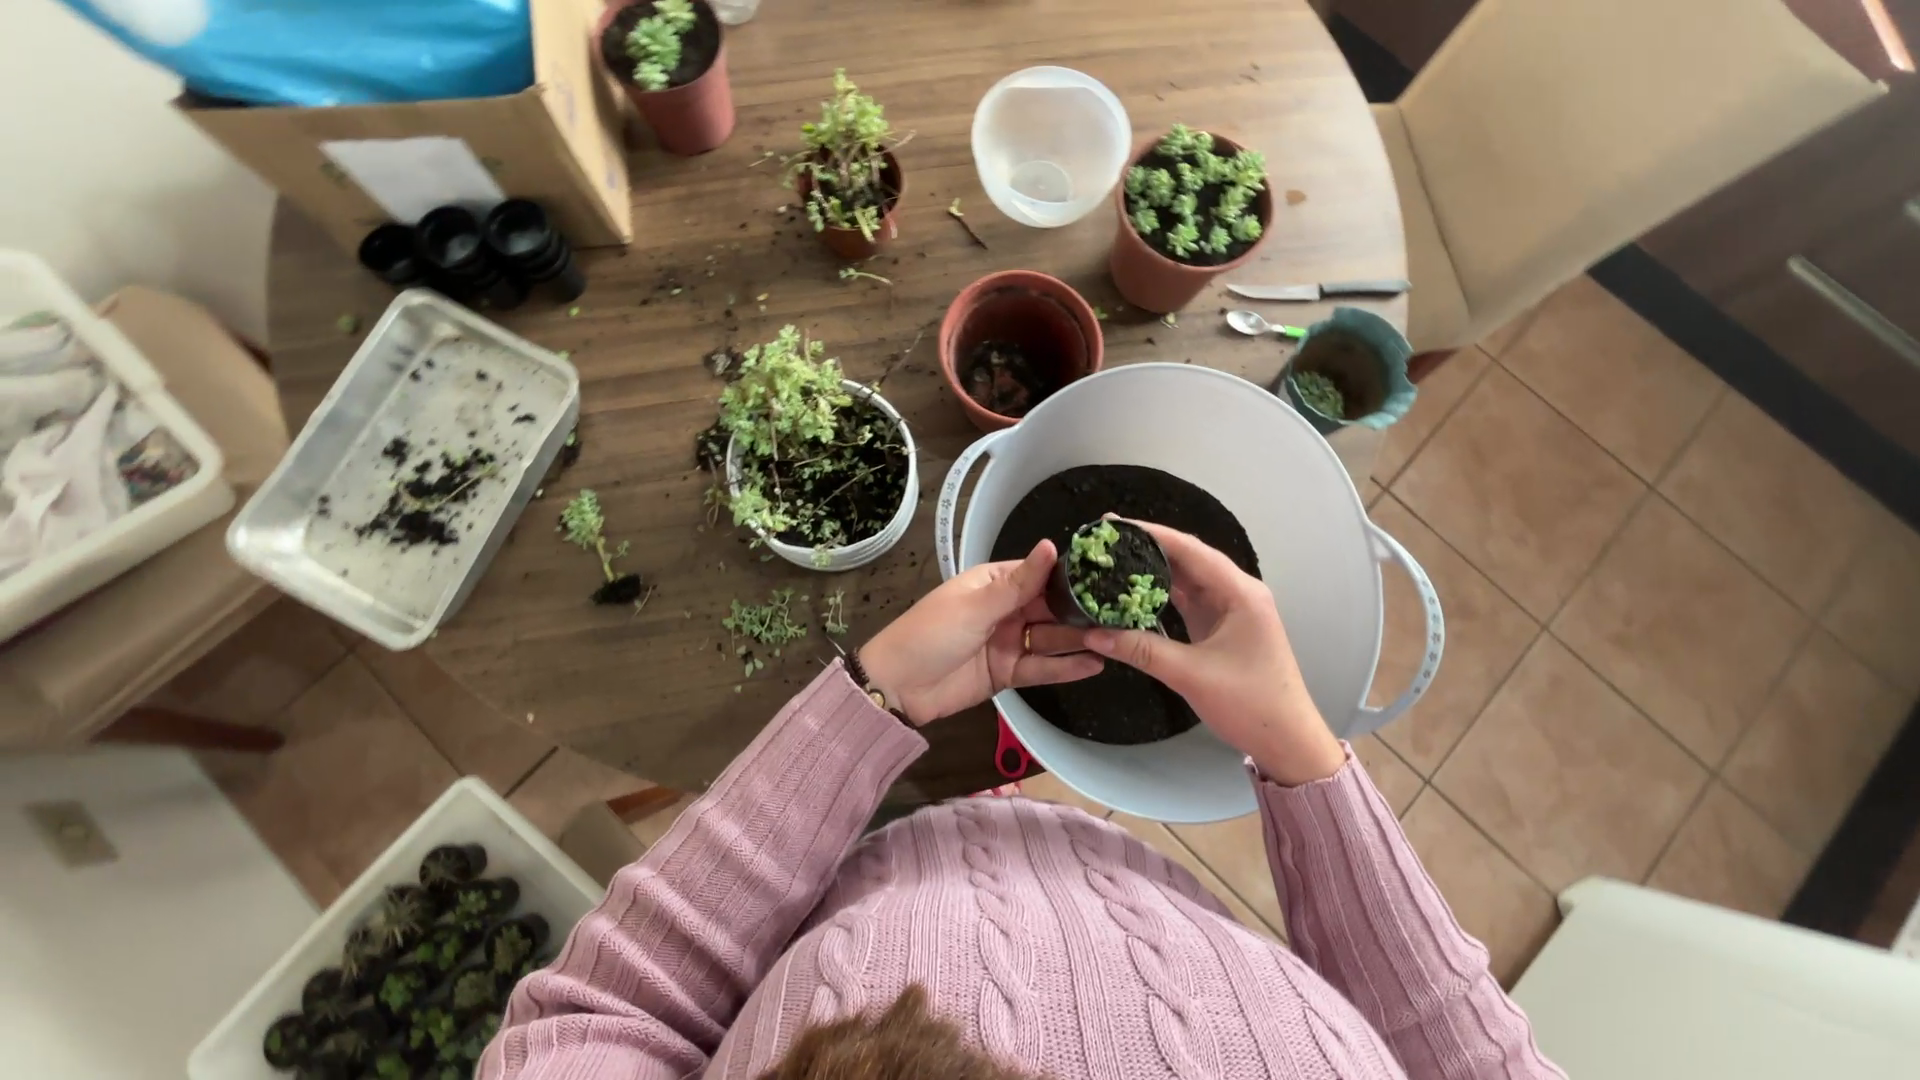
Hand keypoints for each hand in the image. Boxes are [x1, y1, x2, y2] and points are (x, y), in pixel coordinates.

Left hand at [856, 541, 1102, 725]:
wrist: (897, 687)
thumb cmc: (930, 634)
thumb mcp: (975, 606)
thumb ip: (1018, 583)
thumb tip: (1050, 545)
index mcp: (993, 583)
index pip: (1039, 574)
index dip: (1070, 576)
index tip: (1108, 576)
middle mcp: (1004, 609)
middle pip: (1050, 608)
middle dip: (1081, 611)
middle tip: (1122, 613)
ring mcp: (1007, 642)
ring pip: (1050, 638)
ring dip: (1079, 639)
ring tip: (1116, 638)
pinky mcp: (1008, 673)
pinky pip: (1041, 667)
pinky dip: (1066, 667)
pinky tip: (1095, 663)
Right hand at [1083, 520, 1345, 785]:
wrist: (1287, 740)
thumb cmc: (1250, 703)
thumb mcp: (1191, 675)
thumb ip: (1141, 650)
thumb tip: (1092, 634)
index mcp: (1240, 593)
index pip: (1190, 550)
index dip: (1151, 534)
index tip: (1114, 526)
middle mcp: (1236, 593)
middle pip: (1187, 558)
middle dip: (1147, 546)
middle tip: (1105, 537)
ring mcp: (1229, 610)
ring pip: (1185, 578)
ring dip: (1152, 568)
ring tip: (1112, 556)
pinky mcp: (1220, 627)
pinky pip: (1186, 600)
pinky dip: (1160, 594)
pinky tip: (1132, 590)